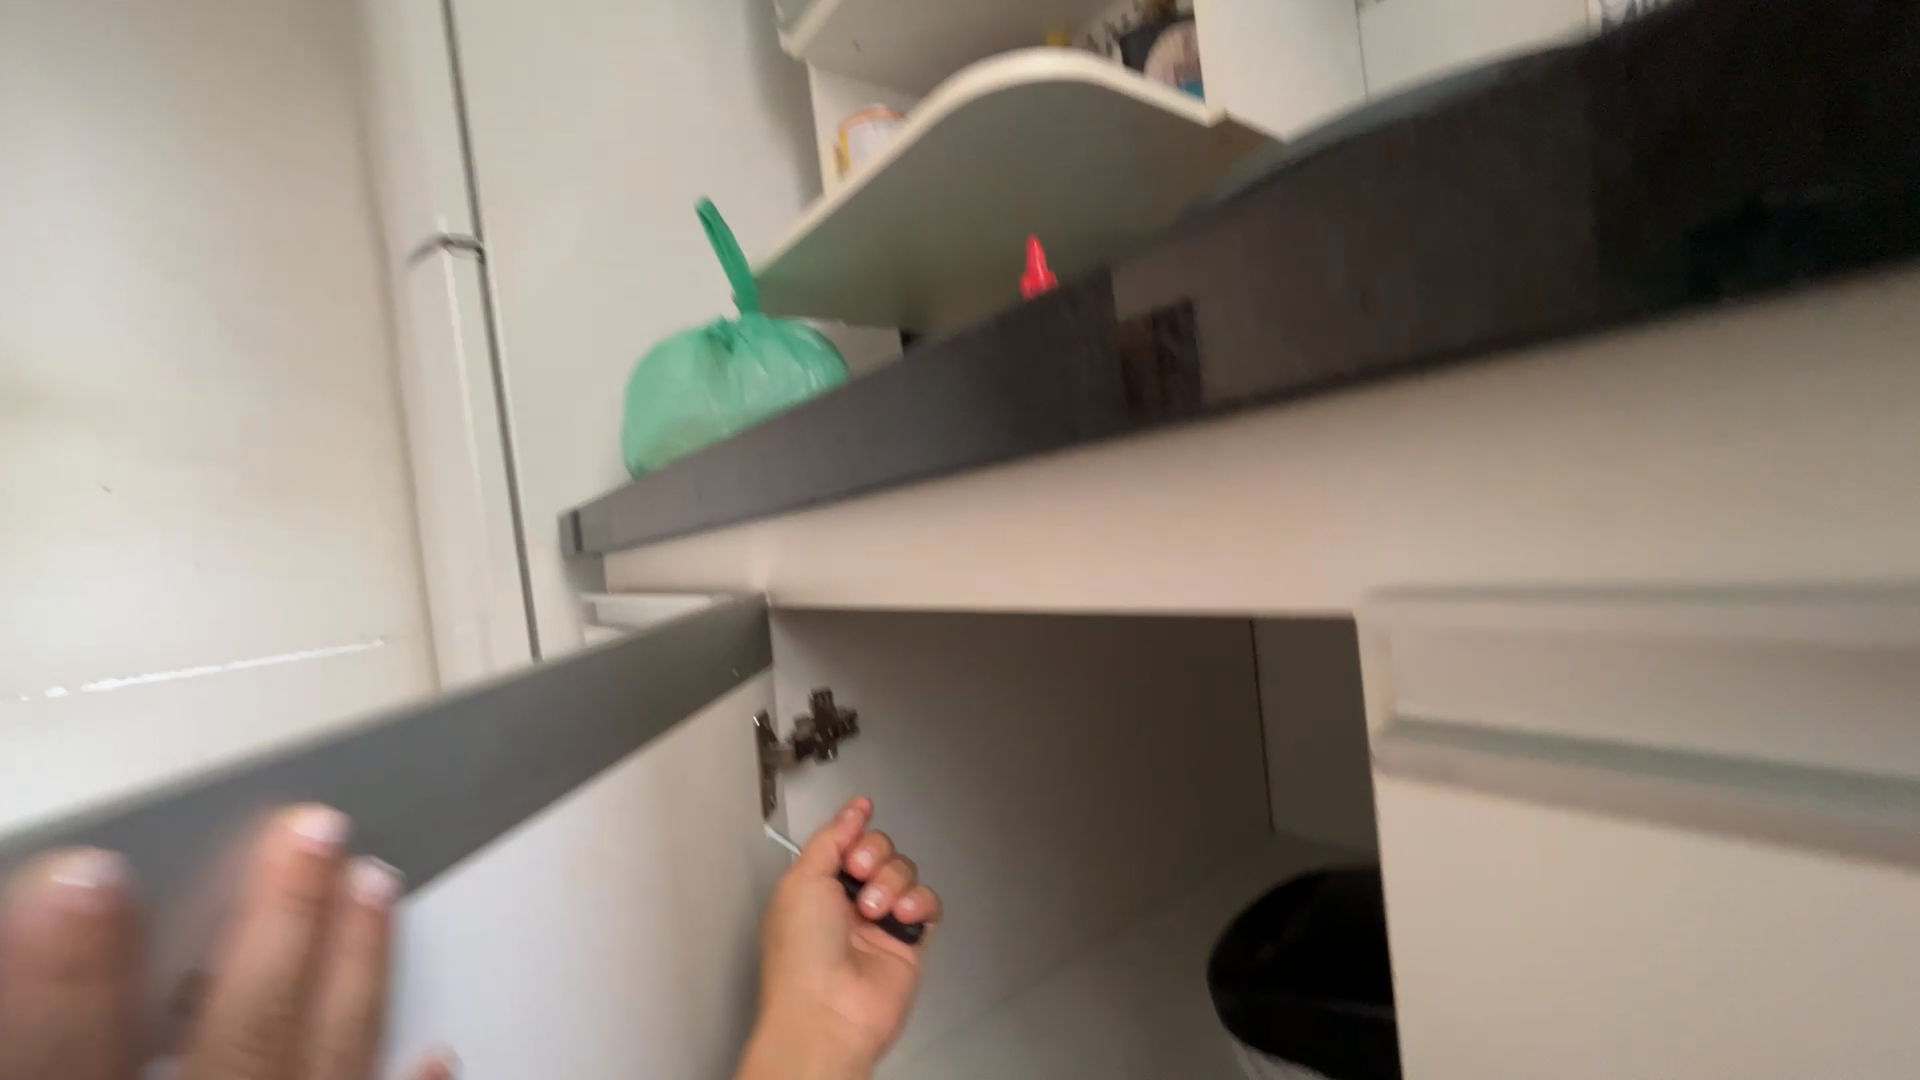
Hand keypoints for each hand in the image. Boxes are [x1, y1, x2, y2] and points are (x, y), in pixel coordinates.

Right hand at [0, 804, 453, 1079]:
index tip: (84, 875)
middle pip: (241, 1035)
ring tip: (376, 881)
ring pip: (333, 1062)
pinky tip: (438, 1050)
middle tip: (313, 830)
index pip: (53, 1062)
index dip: (70, 972)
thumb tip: (57, 1010)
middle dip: (281, 923)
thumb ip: (44, 1057)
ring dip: (358, 968)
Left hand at [738, 797, 941, 1079]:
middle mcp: (848, 900)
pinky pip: (927, 902)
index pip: (847, 839)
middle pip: (880, 849)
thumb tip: (854, 808)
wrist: (827, 1012)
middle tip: (860, 873)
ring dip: (892, 882)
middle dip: (874, 855)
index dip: (855, 828)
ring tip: (874, 909)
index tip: (861, 819)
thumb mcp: (802, 878)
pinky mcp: (908, 939)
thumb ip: (831, 836)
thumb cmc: (800, 958)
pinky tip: (899, 915)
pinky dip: (918, 901)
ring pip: (904, 871)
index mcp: (818, 885)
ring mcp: (880, 919)